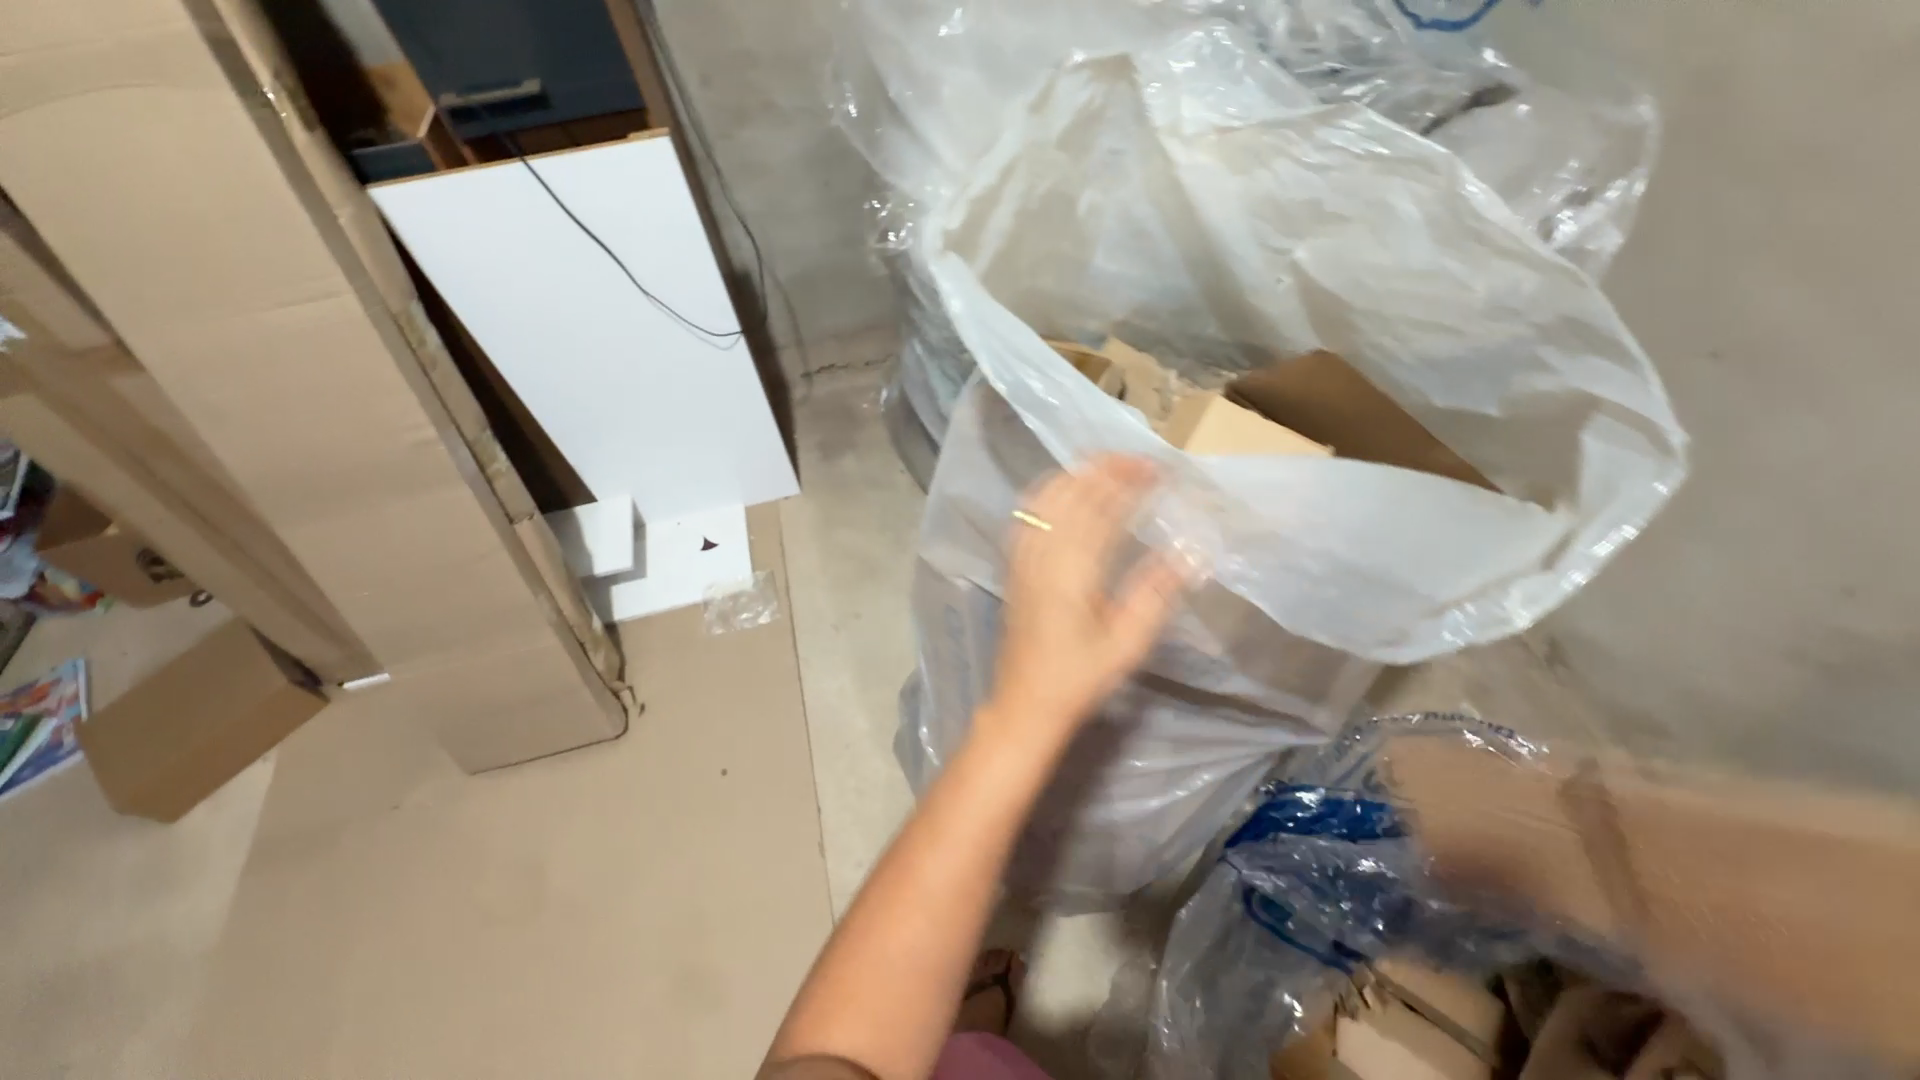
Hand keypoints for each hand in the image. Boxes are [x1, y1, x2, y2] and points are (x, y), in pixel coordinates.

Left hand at [978, 455, 1191, 754]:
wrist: (1026, 704)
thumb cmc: (1080, 677)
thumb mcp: (1128, 643)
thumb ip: (1156, 593)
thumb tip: (1191, 551)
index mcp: (1074, 569)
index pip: (1104, 506)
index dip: (1131, 481)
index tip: (1159, 470)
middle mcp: (1044, 554)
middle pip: (1073, 492)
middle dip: (1106, 469)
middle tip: (1140, 463)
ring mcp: (1023, 558)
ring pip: (1047, 498)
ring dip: (1078, 475)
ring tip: (1109, 469)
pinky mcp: (1014, 568)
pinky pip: (1028, 515)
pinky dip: (1050, 493)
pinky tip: (1065, 493)